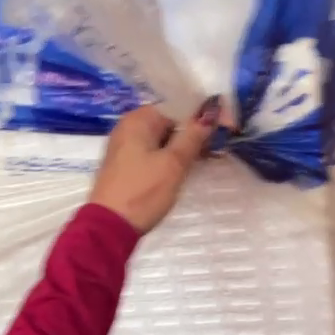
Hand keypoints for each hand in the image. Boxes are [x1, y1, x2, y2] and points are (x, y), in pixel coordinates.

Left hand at [90, 99, 221, 233]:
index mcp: (138, 119)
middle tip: (219, 146)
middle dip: (194, 132)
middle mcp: (128, 128)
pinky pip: (153, 154)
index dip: (203, 115)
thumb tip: (211, 110)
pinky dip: (170, 158)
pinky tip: (186, 168)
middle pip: (169, 122)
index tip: (225, 126)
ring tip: (209, 157)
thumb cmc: (143, 192)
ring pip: (162, 140)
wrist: (109, 228)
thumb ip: (193, 136)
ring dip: (184, 147)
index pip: (177, 106)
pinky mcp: (125, 167)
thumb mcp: (173, 164)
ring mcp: (124, 148)